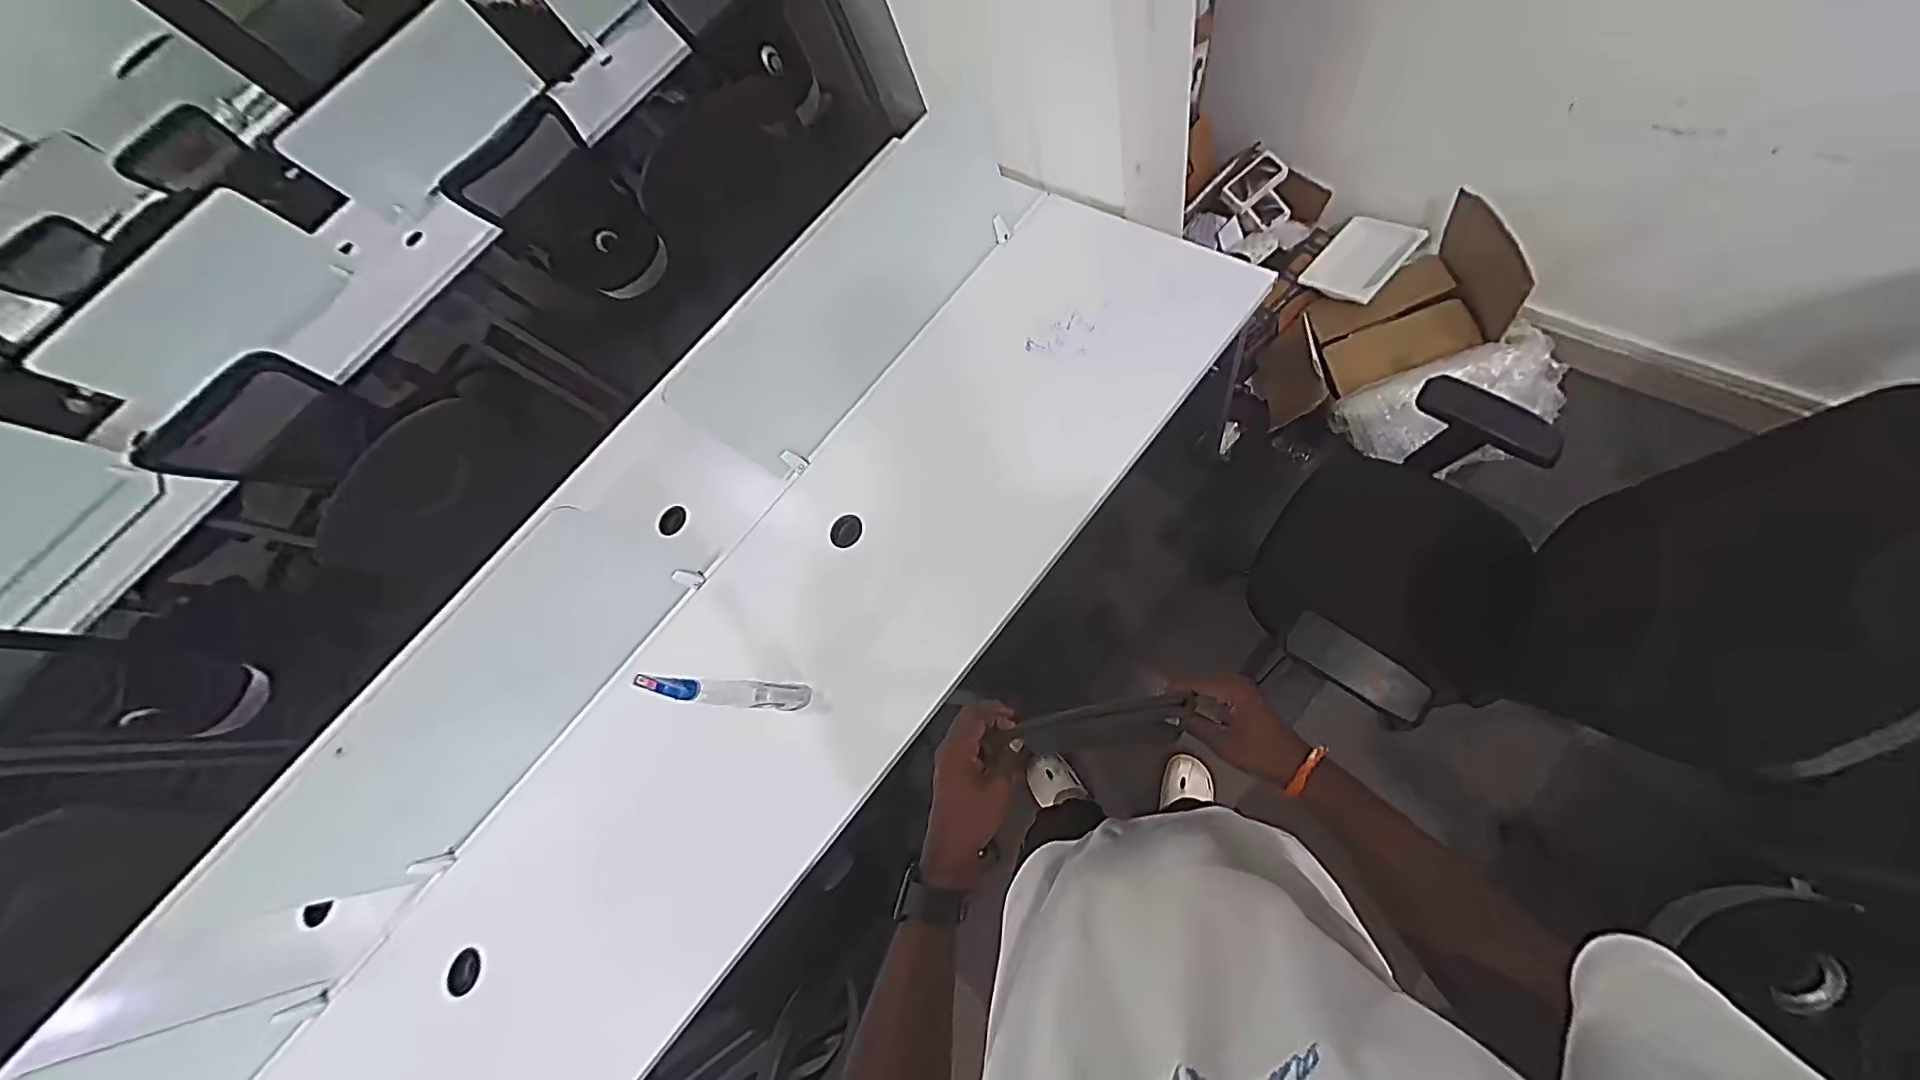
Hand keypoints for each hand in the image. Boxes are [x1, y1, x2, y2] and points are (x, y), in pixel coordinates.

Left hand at [922, 703, 1018, 890]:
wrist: (951, 850)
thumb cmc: (971, 822)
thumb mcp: (999, 787)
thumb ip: (1010, 757)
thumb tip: (1017, 741)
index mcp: (956, 750)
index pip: (974, 714)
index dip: (997, 710)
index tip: (1015, 717)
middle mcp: (948, 751)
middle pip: (969, 719)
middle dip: (994, 719)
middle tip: (1015, 727)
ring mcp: (947, 761)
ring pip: (967, 732)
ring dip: (989, 733)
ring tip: (1010, 743)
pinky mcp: (950, 772)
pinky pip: (966, 747)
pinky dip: (982, 746)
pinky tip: (998, 759)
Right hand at [1169, 674, 1310, 783]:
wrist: (1292, 764)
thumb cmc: (1259, 753)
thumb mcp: (1221, 742)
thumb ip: (1196, 724)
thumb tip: (1178, 715)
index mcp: (1234, 691)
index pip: (1197, 683)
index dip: (1177, 688)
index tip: (1159, 694)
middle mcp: (1240, 684)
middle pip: (1203, 680)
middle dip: (1184, 688)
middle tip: (1164, 699)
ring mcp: (1245, 690)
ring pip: (1211, 685)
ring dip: (1195, 692)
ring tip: (1175, 702)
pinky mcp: (1248, 699)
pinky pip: (1220, 691)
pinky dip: (1206, 696)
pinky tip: (1195, 705)